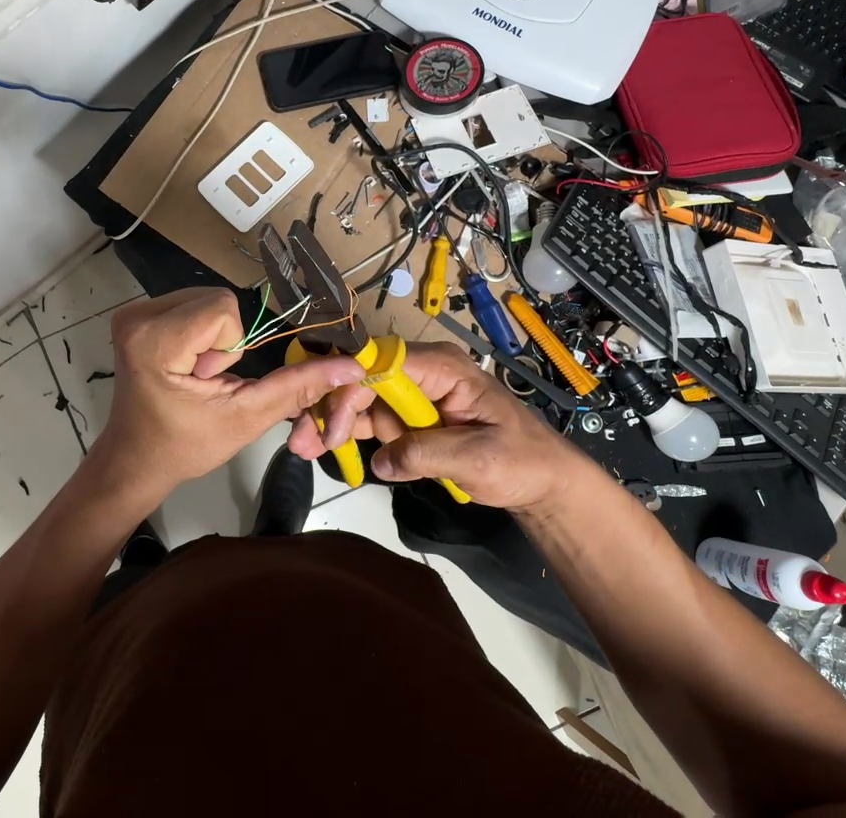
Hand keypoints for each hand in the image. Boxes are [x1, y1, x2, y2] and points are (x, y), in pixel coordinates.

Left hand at [88, 288, 365, 503]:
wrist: (137, 458)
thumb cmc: (185, 446)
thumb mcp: (246, 417)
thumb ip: (298, 386)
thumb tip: (352, 366)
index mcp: (154, 341)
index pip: (222, 309)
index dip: (231, 346)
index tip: (209, 379)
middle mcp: (138, 317)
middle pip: (216, 299)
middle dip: (224, 341)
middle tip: (204, 381)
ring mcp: (134, 313)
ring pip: (206, 300)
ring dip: (215, 337)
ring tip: (196, 376)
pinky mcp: (136, 315)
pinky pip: (191, 305)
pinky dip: (200, 333)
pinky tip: (187, 366)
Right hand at [286, 342, 592, 512]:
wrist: (542, 480)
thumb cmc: (522, 461)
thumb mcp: (479, 459)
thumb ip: (427, 454)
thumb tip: (382, 461)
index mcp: (444, 368)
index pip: (384, 364)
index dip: (352, 388)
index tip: (335, 428)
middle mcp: (422, 372)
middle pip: (362, 378)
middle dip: (332, 407)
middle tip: (304, 441)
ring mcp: (413, 394)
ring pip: (359, 398)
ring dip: (331, 422)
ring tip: (304, 447)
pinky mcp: (408, 417)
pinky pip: (370, 419)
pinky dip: (348, 433)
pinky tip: (326, 449)